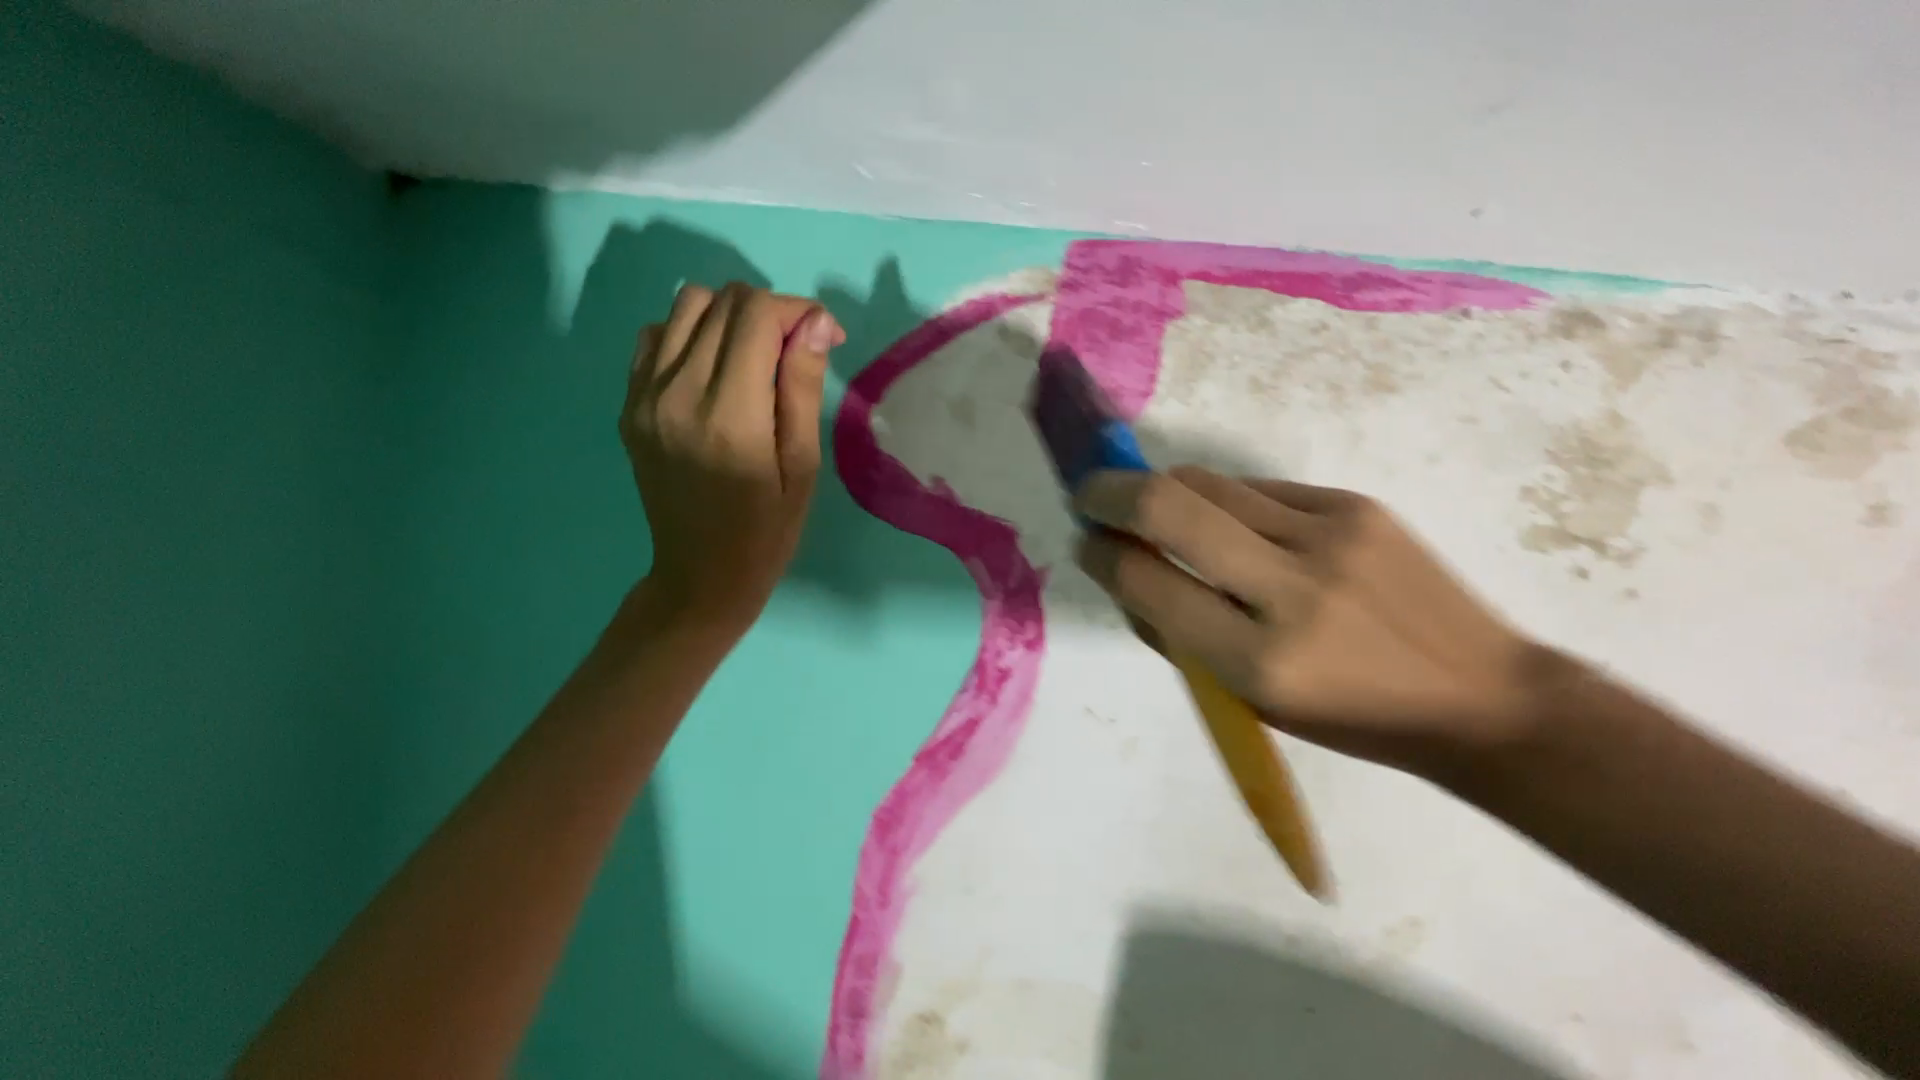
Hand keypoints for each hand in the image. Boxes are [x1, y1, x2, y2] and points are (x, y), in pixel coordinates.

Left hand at [621, 282, 842, 626]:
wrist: (700, 575)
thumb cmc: (766, 530)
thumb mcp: (802, 467)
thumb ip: (803, 388)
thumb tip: (816, 322)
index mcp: (730, 413)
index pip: (757, 314)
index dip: (798, 311)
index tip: (824, 338)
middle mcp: (678, 391)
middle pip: (722, 301)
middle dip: (769, 311)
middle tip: (793, 351)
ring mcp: (645, 395)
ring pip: (686, 305)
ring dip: (728, 317)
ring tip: (752, 357)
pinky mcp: (629, 404)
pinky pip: (654, 335)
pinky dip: (688, 335)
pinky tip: (711, 370)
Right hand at [1075, 467, 1544, 774]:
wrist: (1478, 694)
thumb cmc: (1353, 718)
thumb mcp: (1253, 703)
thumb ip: (1179, 639)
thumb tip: (1124, 575)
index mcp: (1259, 661)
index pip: (1149, 581)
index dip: (1102, 555)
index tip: (1085, 545)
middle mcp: (1291, 588)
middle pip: (1170, 506)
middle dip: (1109, 494)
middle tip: (1088, 498)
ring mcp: (1330, 536)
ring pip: (1211, 484)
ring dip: (1163, 489)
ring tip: (1148, 504)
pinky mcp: (1356, 505)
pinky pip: (1259, 489)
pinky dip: (1223, 500)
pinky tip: (1224, 521)